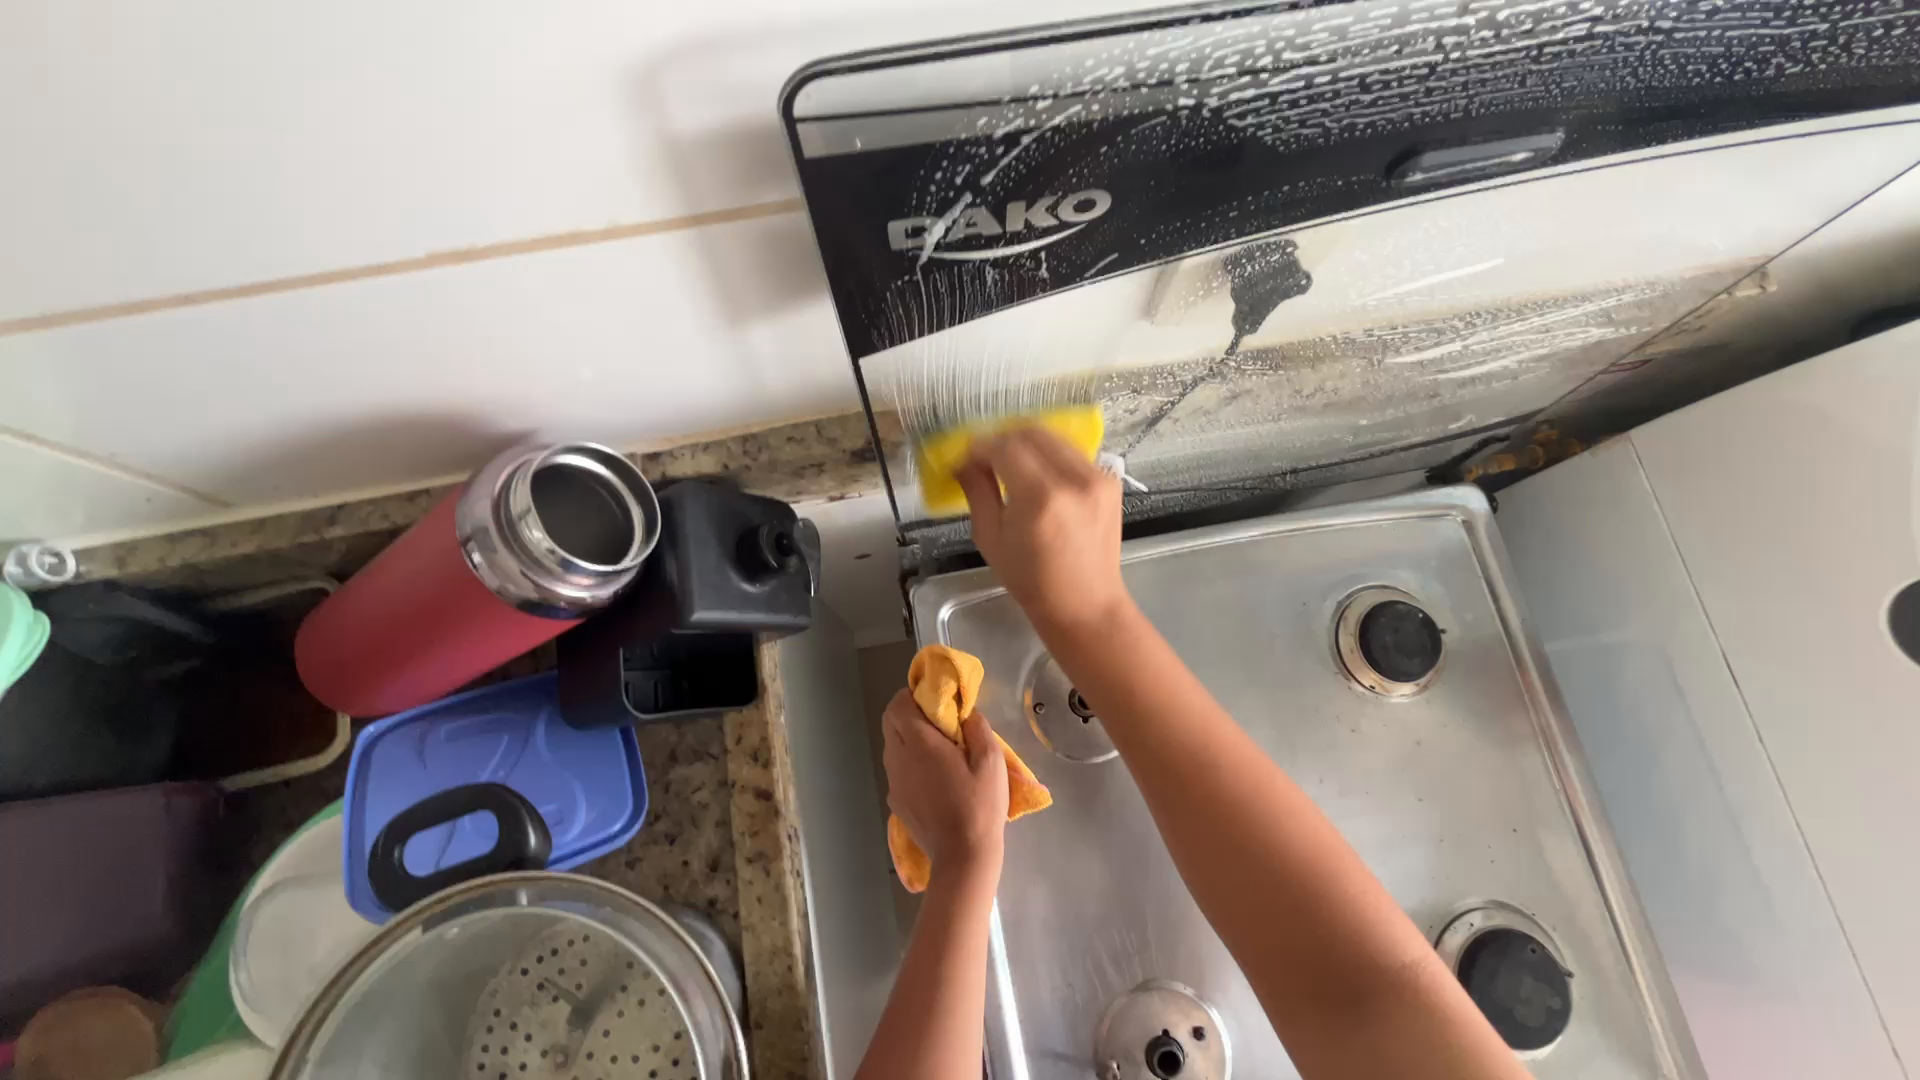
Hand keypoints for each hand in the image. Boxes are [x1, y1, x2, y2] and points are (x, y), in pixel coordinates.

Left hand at [883, 689, 1009, 879]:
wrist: (962, 856)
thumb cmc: (979, 806)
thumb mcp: (991, 761)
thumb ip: (977, 729)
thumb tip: (966, 713)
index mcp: (919, 744)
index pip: (898, 705)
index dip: (912, 695)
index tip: (935, 698)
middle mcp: (898, 758)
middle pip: (890, 722)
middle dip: (909, 713)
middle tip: (938, 720)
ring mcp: (893, 782)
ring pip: (892, 746)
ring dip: (909, 738)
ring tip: (938, 749)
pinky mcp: (895, 802)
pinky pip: (897, 769)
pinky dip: (909, 762)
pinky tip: (934, 777)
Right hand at [956, 427, 1129, 633]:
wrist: (1085, 603)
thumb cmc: (1032, 581)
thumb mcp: (991, 538)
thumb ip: (977, 491)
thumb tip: (963, 461)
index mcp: (1041, 497)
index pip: (1005, 447)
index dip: (980, 446)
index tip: (965, 456)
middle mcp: (1074, 479)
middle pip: (1031, 432)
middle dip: (1002, 438)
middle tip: (984, 456)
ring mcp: (1098, 477)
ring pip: (1053, 437)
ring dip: (1026, 444)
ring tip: (1009, 465)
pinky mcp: (1110, 481)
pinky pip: (1072, 453)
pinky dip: (1050, 456)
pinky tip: (1037, 476)